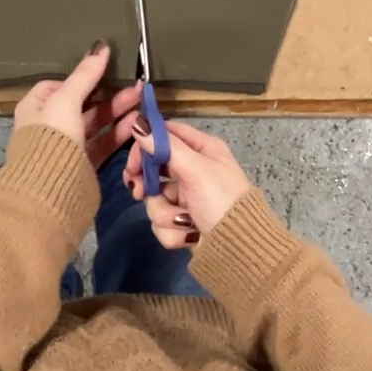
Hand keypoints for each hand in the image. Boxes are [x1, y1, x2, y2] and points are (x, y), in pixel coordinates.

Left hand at [14, 41, 142, 168]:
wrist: (51, 189)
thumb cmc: (52, 136)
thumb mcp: (66, 100)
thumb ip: (85, 75)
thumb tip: (101, 45)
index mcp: (35, 108)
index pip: (56, 86)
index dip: (78, 78)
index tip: (101, 73)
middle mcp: (49, 126)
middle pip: (81, 103)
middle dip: (108, 93)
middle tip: (134, 85)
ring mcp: (67, 146)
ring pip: (95, 123)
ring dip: (117, 111)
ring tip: (141, 100)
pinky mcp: (83, 164)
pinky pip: (102, 142)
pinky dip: (117, 132)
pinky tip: (135, 123)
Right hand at [125, 120, 252, 246]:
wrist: (238, 248)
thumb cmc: (221, 200)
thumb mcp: (196, 169)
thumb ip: (166, 147)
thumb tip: (137, 122)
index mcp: (202, 149)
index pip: (166, 135)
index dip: (146, 145)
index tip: (132, 163)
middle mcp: (193, 169)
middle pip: (154, 169)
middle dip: (148, 185)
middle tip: (141, 192)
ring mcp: (187, 197)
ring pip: (155, 199)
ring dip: (165, 213)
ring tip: (183, 220)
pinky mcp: (183, 221)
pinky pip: (162, 222)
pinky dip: (173, 230)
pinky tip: (189, 233)